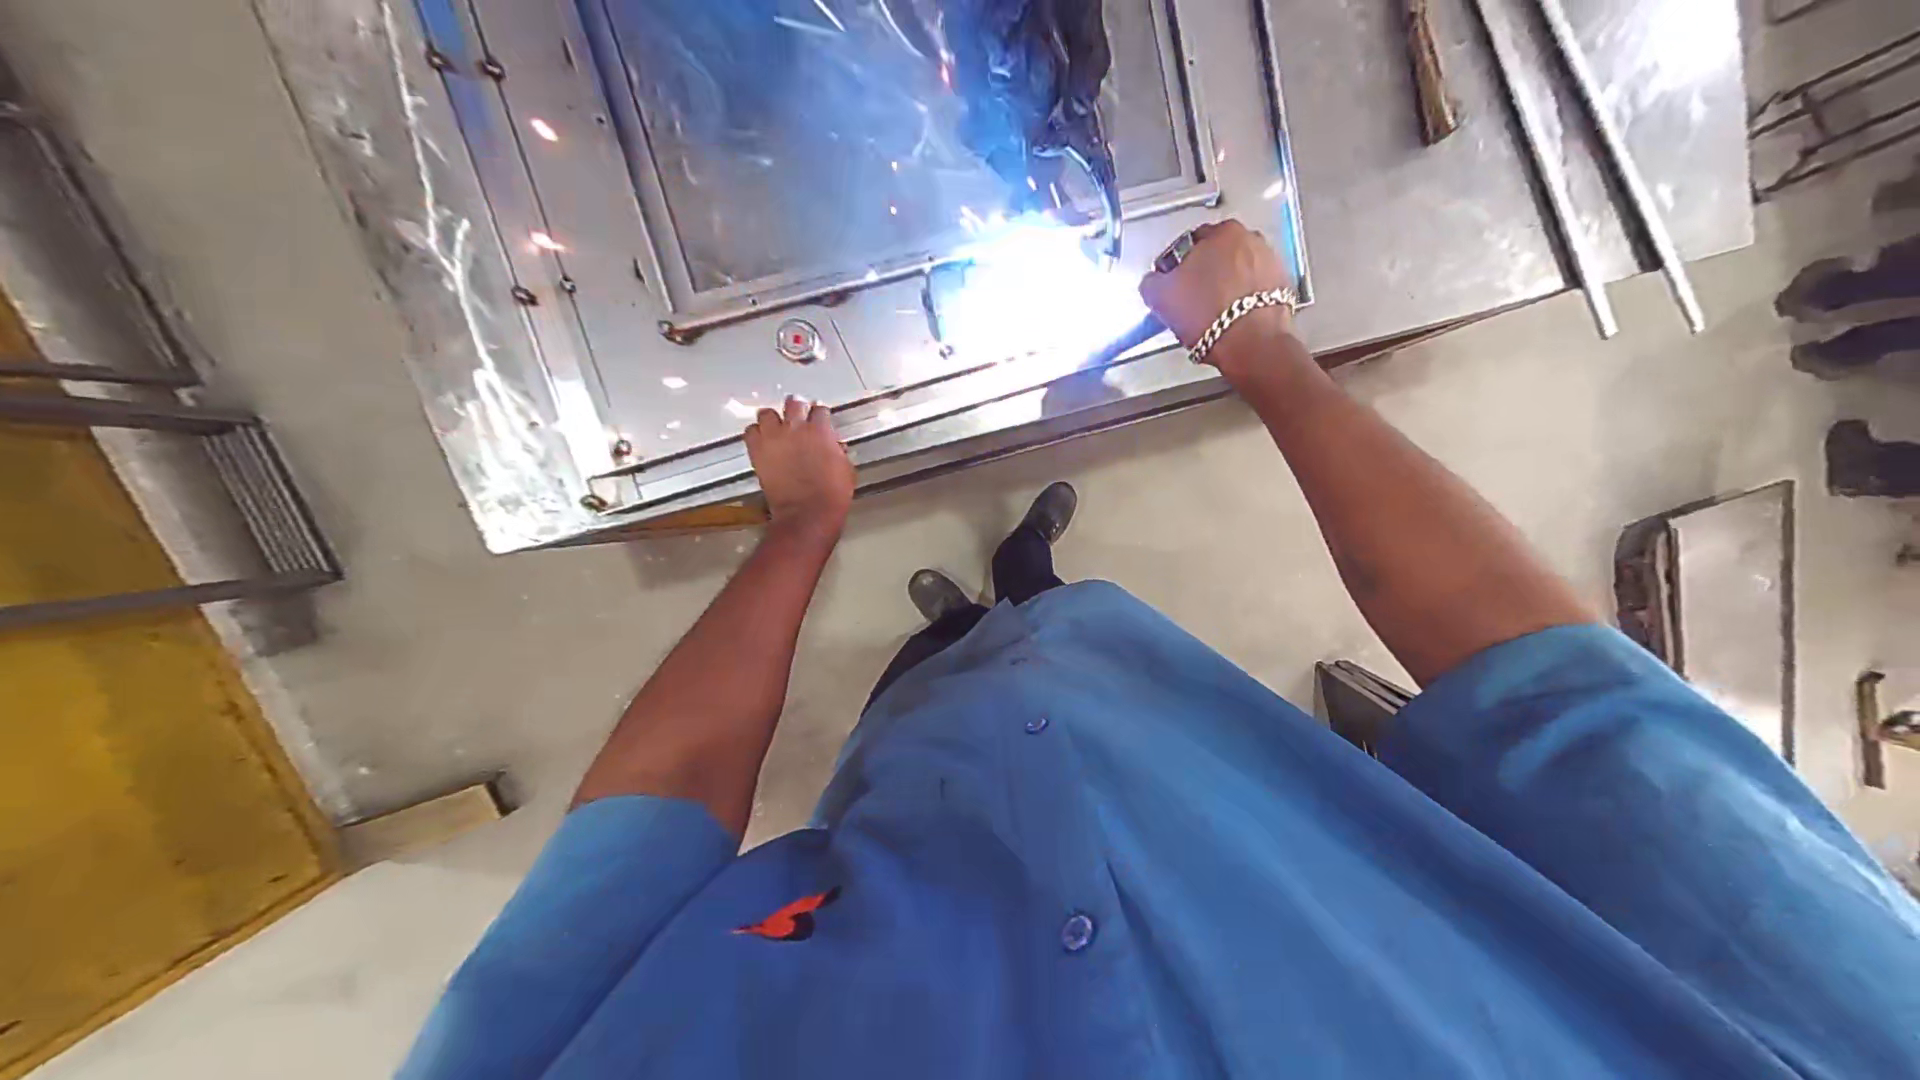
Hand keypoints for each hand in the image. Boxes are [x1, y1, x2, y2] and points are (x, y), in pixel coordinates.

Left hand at [745, 396, 855, 541]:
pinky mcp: (758, 451)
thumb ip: (838, 452)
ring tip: (776, 428)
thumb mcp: (845, 469)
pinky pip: (751, 431)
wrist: (807, 513)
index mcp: (821, 430)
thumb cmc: (831, 494)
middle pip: (793, 403)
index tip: (819, 421)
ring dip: (773, 419)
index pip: (820, 411)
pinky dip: (756, 434)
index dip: (820, 416)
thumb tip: (834, 447)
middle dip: (797, 408)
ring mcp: (774, 438)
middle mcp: (796, 428)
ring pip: (767, 413)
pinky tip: (762, 441)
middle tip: (798, 417)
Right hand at [1138, 219, 1296, 377]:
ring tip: (1211, 314)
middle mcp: (1249, 239)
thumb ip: (1151, 282)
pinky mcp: (1281, 285)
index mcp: (1219, 232)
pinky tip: (1230, 318)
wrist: (1252, 342)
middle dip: (1202, 275)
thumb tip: (1152, 281)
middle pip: (1215, 256)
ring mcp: (1269, 260)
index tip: (1171, 286)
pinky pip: (1253, 288)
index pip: (1186, 244)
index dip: (1174, 268)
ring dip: (1224, 286)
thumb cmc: (1209, 315)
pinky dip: (1242, 299)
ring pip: (1235, 271)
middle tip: (1190, 301)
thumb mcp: (1160, 297)